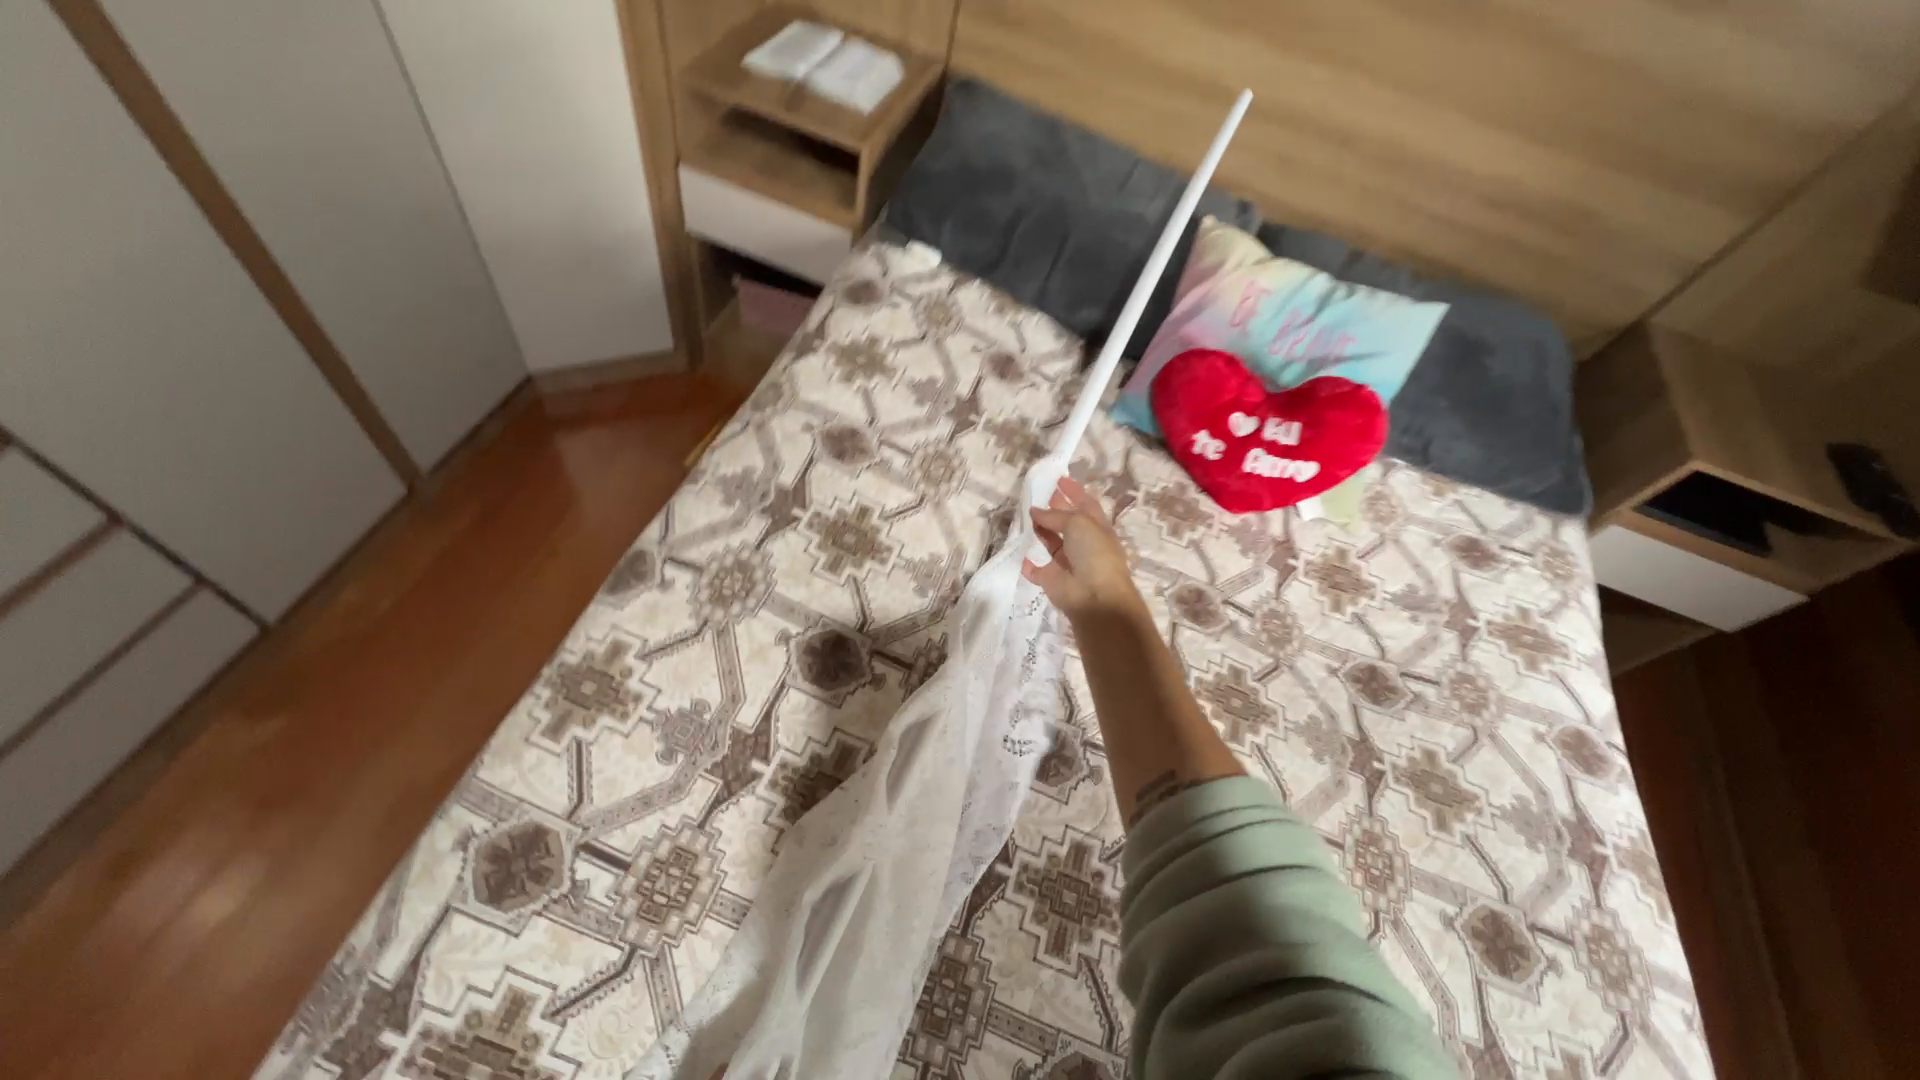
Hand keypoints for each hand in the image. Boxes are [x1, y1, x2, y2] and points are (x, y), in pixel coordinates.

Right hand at [1023, 477, 1145, 620]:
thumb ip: (1055, 515)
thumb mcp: (1078, 523)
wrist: (1095, 596)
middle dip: (1054, 508)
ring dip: (1040, 531)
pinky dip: (1028, 564)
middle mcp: (1083, 544)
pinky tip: (1020, 554)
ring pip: (1051, 543)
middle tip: (1037, 493)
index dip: (1073, 491)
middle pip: (1066, 522)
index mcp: (1097, 527)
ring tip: (1024, 515)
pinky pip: (1037, 570)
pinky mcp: (1052, 580)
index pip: (1085, 504)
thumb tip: (1035, 511)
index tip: (1059, 479)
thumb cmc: (1094, 553)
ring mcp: (1068, 563)